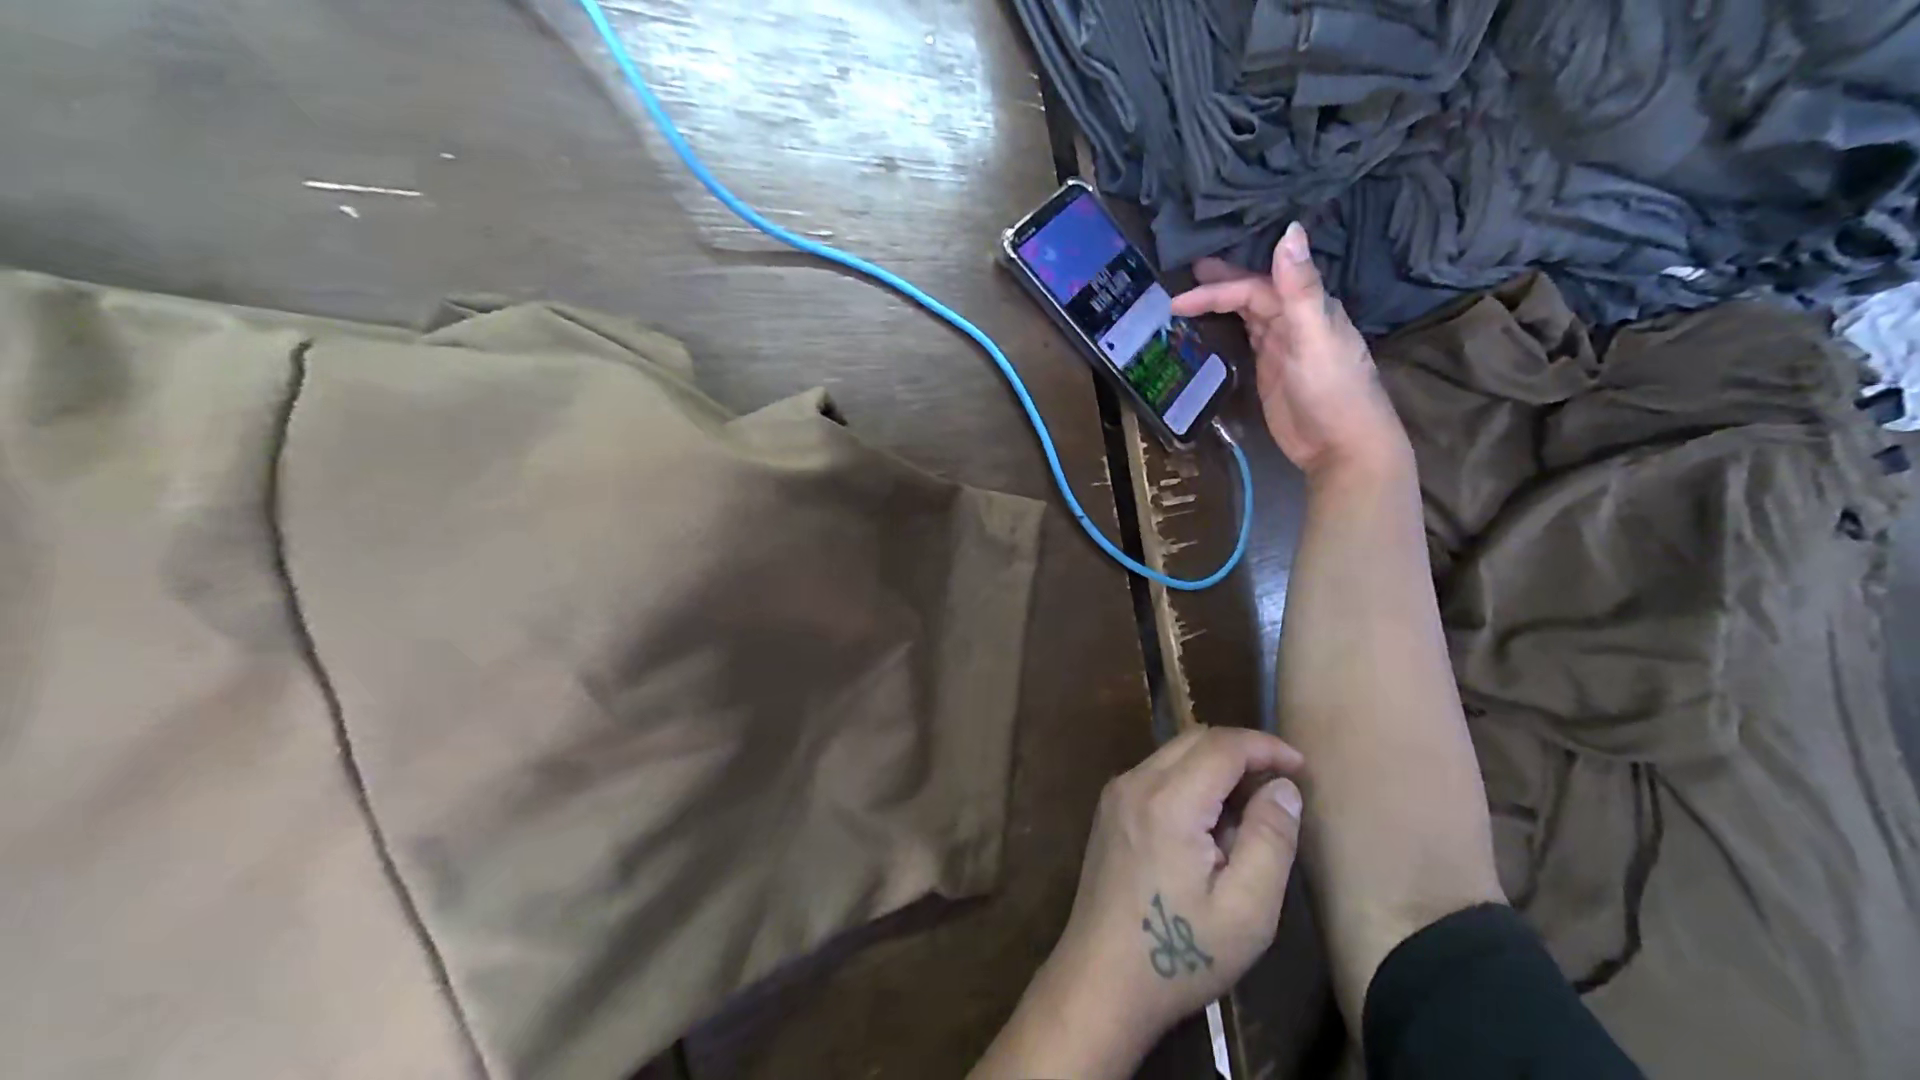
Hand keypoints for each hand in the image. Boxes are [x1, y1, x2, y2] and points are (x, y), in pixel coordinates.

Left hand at [971, 727, 1304, 1079]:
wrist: (1103, 979)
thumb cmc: (1182, 952)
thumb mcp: (1247, 909)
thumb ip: (1270, 838)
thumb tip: (1283, 787)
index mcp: (1168, 801)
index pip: (1223, 745)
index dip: (1266, 747)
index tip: (1302, 766)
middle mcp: (1135, 783)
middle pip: (1195, 739)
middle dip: (1242, 751)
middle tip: (1281, 786)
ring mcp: (1116, 794)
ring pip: (1174, 754)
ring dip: (1215, 766)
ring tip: (1249, 812)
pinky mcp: (1109, 810)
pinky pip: (1156, 773)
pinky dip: (1190, 779)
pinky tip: (1209, 824)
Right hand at [1170, 223, 1410, 480]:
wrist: (1342, 446)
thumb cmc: (1332, 391)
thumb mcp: (1314, 337)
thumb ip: (1300, 288)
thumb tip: (1290, 230)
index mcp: (1306, 307)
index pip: (1254, 288)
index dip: (1217, 289)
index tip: (1179, 299)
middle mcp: (1294, 321)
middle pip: (1251, 294)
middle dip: (1219, 285)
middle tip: (1184, 277)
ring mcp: (1282, 347)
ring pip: (1247, 315)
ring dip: (1221, 305)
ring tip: (1189, 299)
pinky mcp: (1271, 371)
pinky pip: (1246, 340)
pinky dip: (1227, 329)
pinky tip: (1211, 329)